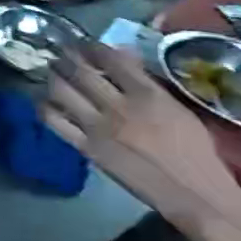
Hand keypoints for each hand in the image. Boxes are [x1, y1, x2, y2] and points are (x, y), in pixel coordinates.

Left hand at [41, 42, 240, 228]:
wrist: (197, 196)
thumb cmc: (196, 153)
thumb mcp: (180, 111)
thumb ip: (150, 84)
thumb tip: (123, 57)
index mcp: (150, 97)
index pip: (111, 59)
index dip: (91, 46)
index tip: (83, 43)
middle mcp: (119, 107)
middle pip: (79, 71)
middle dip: (65, 57)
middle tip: (60, 54)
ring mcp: (98, 127)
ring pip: (61, 90)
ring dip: (52, 77)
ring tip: (52, 72)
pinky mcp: (85, 147)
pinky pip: (52, 120)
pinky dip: (43, 105)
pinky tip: (44, 100)